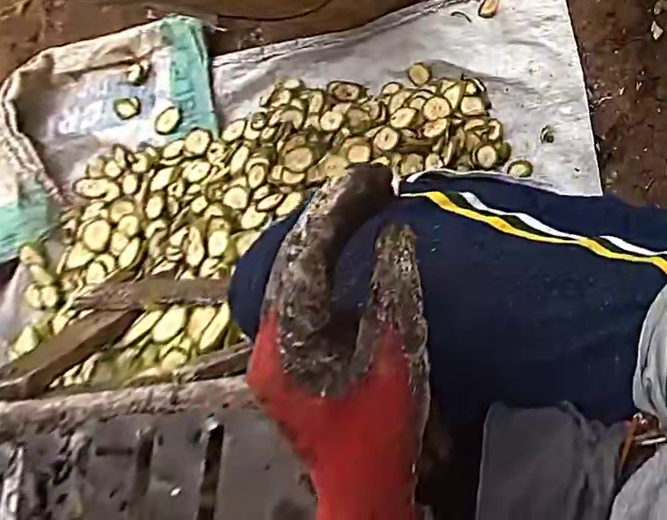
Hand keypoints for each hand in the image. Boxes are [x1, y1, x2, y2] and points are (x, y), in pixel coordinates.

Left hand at [249, 163, 427, 519]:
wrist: (363, 487)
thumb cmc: (377, 430)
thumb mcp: (395, 354)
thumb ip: (393, 290)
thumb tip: (395, 233)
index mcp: (286, 340)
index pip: (306, 254)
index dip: (338, 211)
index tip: (367, 178)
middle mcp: (271, 339)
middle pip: (297, 256)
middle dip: (334, 215)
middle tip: (372, 183)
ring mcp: (279, 346)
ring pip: (301, 269)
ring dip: (334, 234)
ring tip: (369, 199)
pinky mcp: (295, 350)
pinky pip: (310, 286)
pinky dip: (334, 258)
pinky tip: (357, 239)